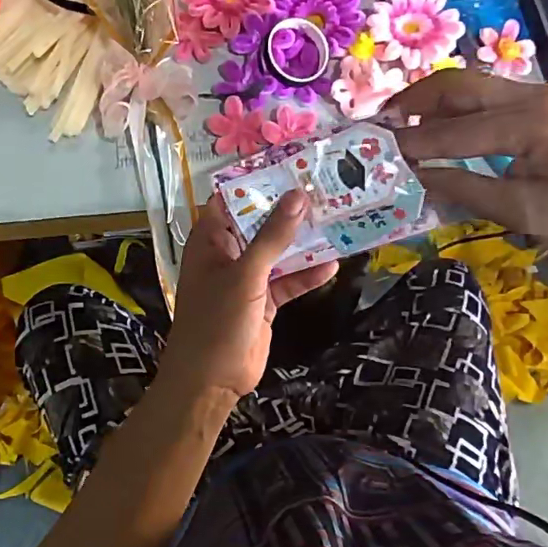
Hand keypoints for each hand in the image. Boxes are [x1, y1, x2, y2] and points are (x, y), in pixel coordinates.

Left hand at [153, 192, 339, 400]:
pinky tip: (333, 264)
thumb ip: (273, 237)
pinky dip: (307, 275)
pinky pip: (288, 281)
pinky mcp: (264, 302)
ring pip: (278, 253)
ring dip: (303, 242)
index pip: (232, 200)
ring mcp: (247, 279)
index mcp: (211, 241)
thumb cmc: (217, 321)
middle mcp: (228, 255)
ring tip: (337, 219)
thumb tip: (298, 195)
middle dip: (289, 211)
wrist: (212, 381)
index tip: (292, 165)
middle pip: (260, 224)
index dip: (258, 182)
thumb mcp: (246, 275)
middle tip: (325, 188)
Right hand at [389, 70, 547, 259]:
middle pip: (458, 86)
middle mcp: (533, 96)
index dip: (410, 145)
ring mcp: (545, 97)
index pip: (451, 132)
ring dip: (436, 102)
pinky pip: (493, 99)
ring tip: (404, 125)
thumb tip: (420, 177)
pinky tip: (447, 130)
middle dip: (415, 102)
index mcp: (529, 122)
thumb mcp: (529, 214)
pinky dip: (461, 110)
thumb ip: (469, 191)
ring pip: (475, 88)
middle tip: (381, 124)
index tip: (374, 153)